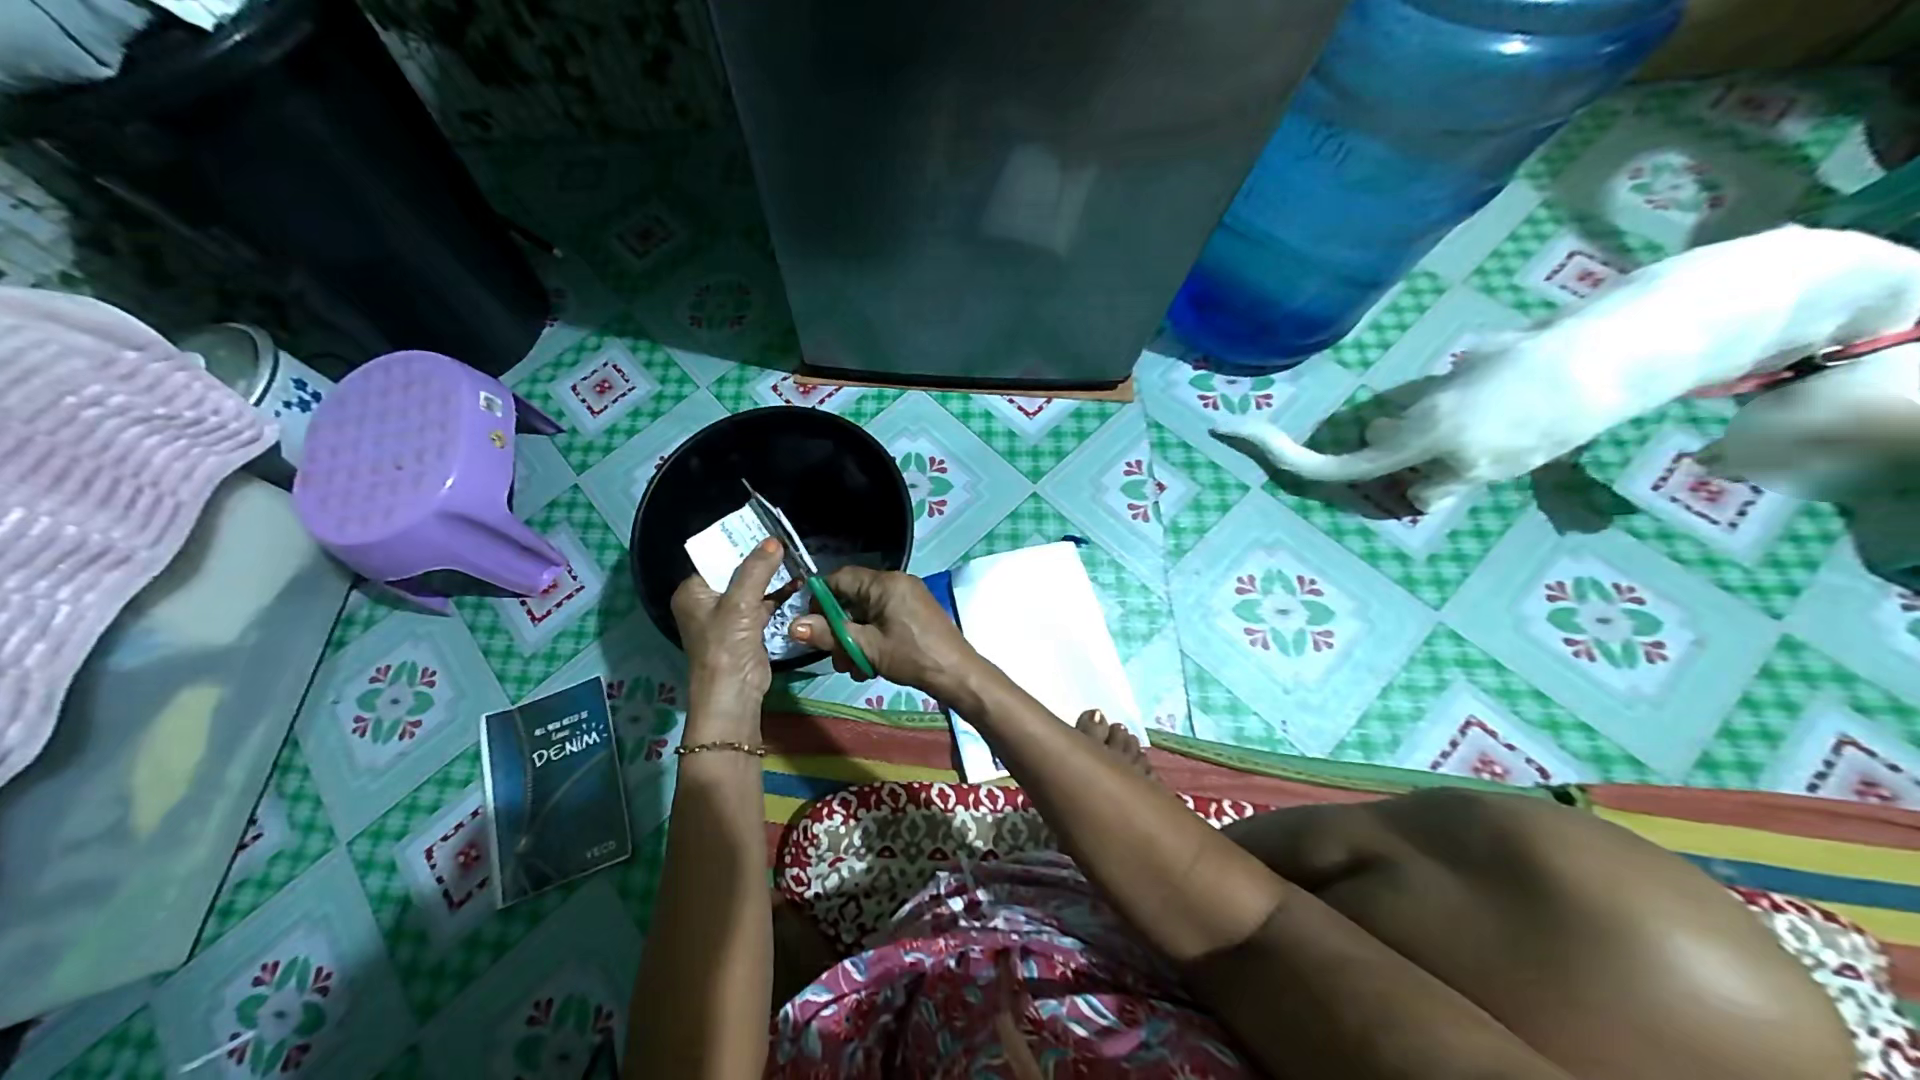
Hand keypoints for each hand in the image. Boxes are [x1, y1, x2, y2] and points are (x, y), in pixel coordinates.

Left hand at [671, 538, 790, 719]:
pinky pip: (762, 604)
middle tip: (783, 541)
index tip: (762, 529)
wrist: (733, 693)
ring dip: (771, 576)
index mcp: (692, 592)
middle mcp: (706, 602)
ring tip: (793, 557)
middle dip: (759, 559)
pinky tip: (796, 582)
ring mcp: (727, 617)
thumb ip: (757, 569)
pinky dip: (777, 594)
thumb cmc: (726, 644)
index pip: (714, 559)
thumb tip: (773, 541)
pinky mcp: (747, 630)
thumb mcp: (740, 602)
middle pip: (734, 572)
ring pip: (751, 588)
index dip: (737, 544)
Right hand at [788, 566, 982, 698]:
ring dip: (855, 639)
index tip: (811, 625)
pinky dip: (872, 638)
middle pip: (852, 597)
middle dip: (839, 629)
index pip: (840, 578)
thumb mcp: (866, 647)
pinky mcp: (915, 612)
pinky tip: (870, 664)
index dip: (820, 599)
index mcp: (885, 583)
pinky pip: (883, 618)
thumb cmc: (911, 656)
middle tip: (837, 658)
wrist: (956, 673)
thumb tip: (793, 625)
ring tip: (855, 667)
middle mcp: (896, 582)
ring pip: (867, 612)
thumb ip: (829, 634)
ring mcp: (908, 596)